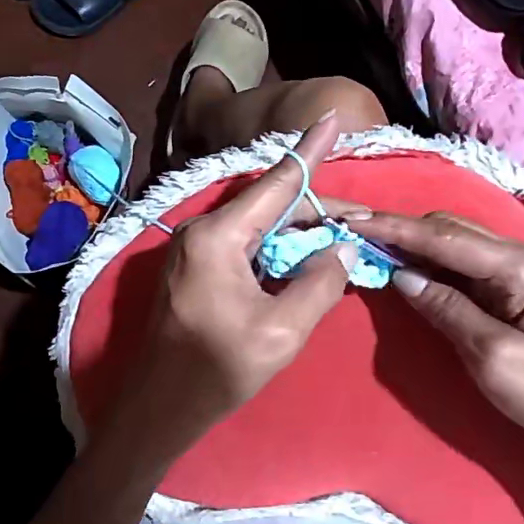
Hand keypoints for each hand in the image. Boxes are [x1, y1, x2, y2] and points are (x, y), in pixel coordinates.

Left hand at [103, 114, 357, 456]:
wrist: (160, 406)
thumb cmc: (218, 369)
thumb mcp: (282, 330)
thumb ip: (319, 283)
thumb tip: (343, 248)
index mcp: (218, 236)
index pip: (276, 183)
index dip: (310, 151)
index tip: (332, 118)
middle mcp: (202, 230)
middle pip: (271, 206)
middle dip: (318, 211)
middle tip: (363, 221)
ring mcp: (195, 249)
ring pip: (260, 226)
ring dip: (300, 233)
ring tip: (343, 239)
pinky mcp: (197, 268)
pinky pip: (247, 246)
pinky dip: (279, 250)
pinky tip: (307, 260)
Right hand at [348, 212, 523, 473]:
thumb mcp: (489, 353)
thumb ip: (446, 308)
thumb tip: (401, 275)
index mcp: (522, 267)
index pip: (448, 239)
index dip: (398, 229)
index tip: (356, 219)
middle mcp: (520, 257)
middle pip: (450, 230)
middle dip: (403, 230)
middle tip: (357, 235)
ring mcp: (514, 272)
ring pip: (453, 243)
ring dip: (413, 244)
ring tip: (372, 246)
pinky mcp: (506, 289)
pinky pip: (459, 265)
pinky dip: (429, 263)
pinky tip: (404, 266)